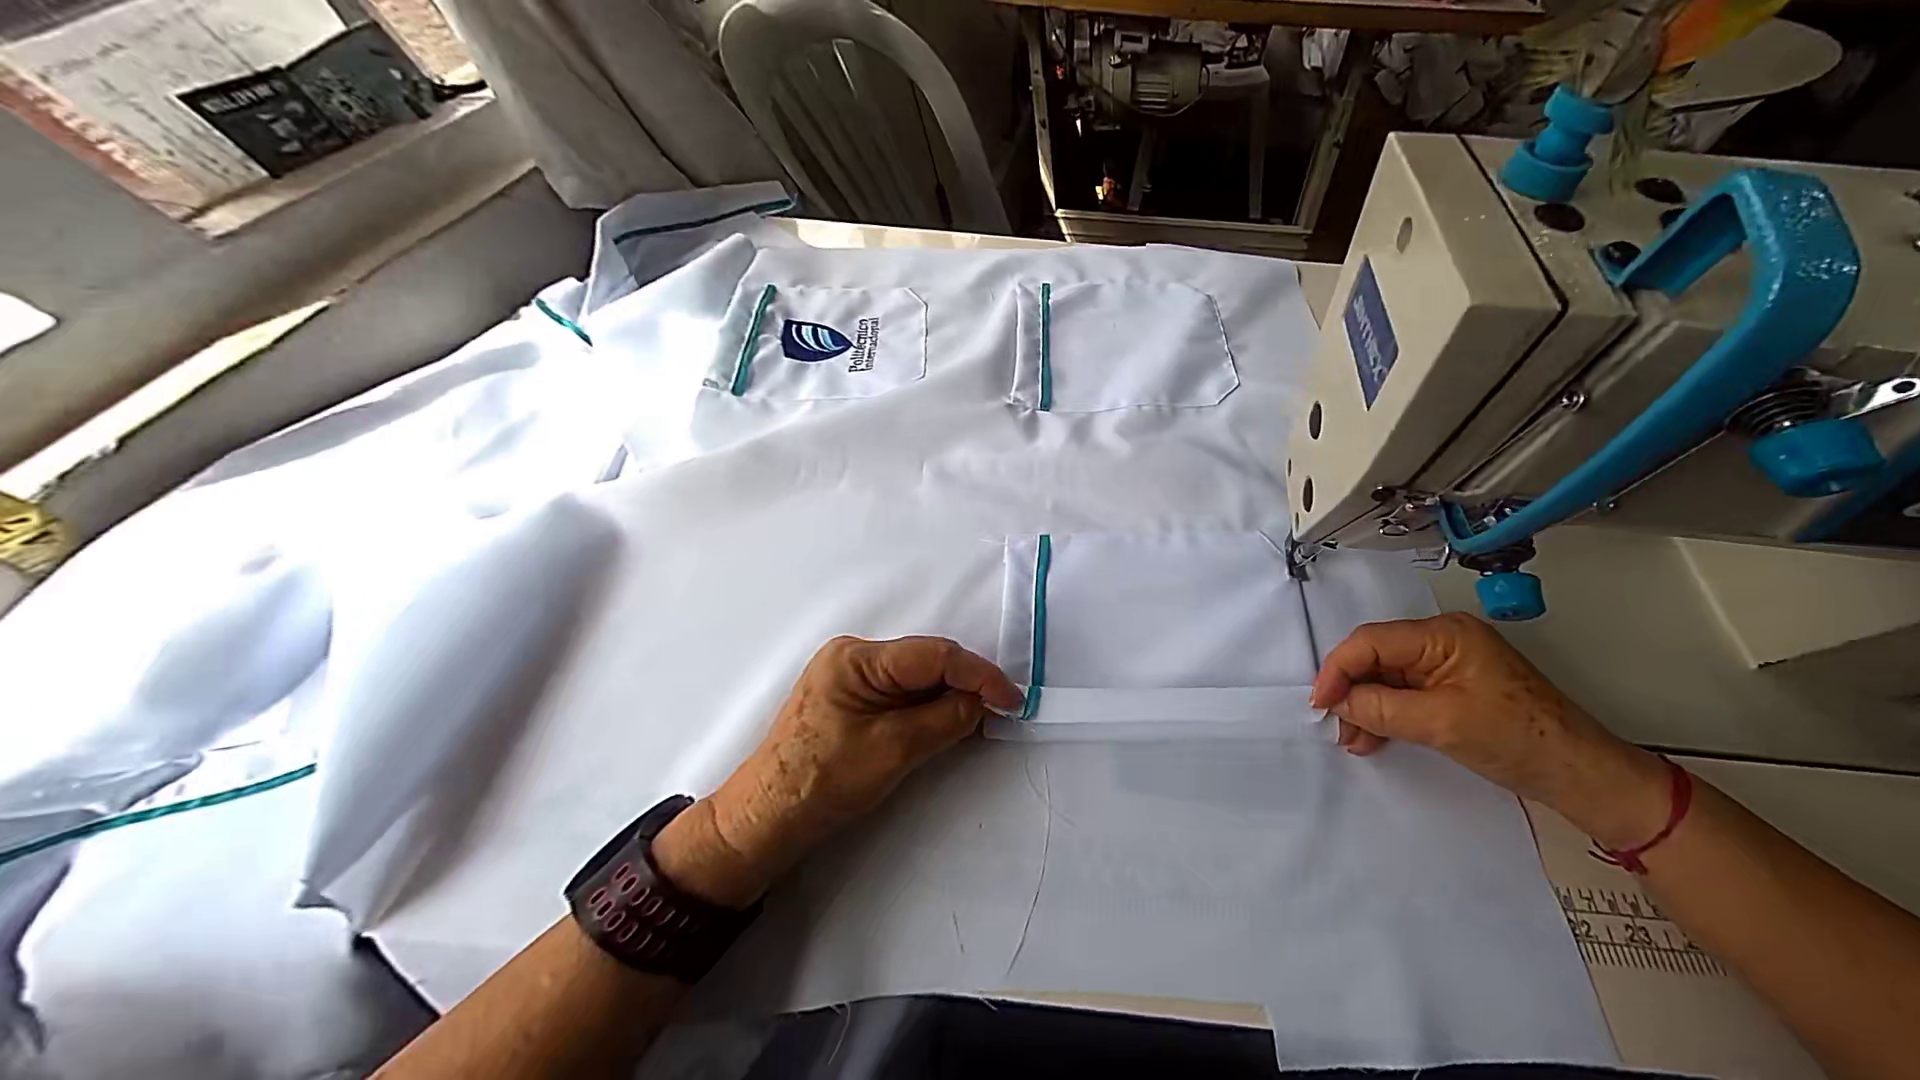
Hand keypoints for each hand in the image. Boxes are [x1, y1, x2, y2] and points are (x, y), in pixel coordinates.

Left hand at [653, 636, 1021, 907]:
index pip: (934, 654)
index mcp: (857, 658)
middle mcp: (853, 656)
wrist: (768, 816)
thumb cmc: (823, 782)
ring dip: (947, 695)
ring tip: (976, 719)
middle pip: (925, 660)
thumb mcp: (895, 749)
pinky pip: (899, 691)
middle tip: (998, 710)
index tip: (1012, 699)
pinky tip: (943, 722)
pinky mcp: (849, 696)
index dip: (979, 674)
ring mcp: (848, 675)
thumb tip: (981, 703)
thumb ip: (945, 719)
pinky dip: (926, 706)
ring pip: (915, 677)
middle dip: (964, 683)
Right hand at [1309, 613, 1670, 849]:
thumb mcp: (1439, 724)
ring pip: (1385, 677)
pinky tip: (1373, 736)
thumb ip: (1379, 707)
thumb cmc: (1521, 741)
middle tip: (1335, 724)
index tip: (1320, 704)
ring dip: (1365, 706)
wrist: (1585, 776)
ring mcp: (1448, 662)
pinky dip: (1385, 713)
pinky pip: (1403, 692)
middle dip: (1350, 691)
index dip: (1337, 670)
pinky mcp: (1452, 685)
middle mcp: (1443, 639)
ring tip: (1354, 739)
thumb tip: (1335, 702)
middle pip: (1375, 657)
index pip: (1370, 641)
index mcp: (1444, 634)